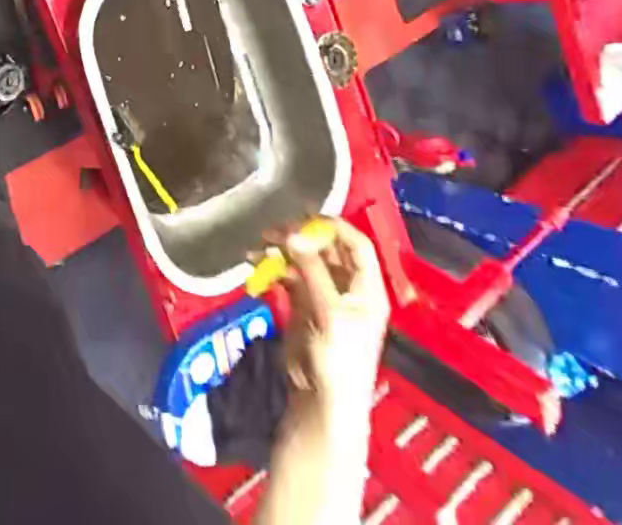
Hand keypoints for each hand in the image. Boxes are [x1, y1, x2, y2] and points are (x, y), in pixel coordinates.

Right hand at [278, 217, 390, 418]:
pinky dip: (272, 267)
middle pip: (327, 249)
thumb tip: (294, 235)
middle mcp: (347, 286)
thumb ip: (313, 272)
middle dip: (302, 236)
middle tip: (275, 231)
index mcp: (367, 288)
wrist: (322, 403)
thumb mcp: (331, 313)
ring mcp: (323, 294)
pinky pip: (287, 275)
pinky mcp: (301, 303)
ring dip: (282, 250)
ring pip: (304, 260)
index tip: (306, 218)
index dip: (336, 228)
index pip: (358, 246)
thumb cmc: (339, 360)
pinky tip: (254, 262)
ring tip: (260, 244)